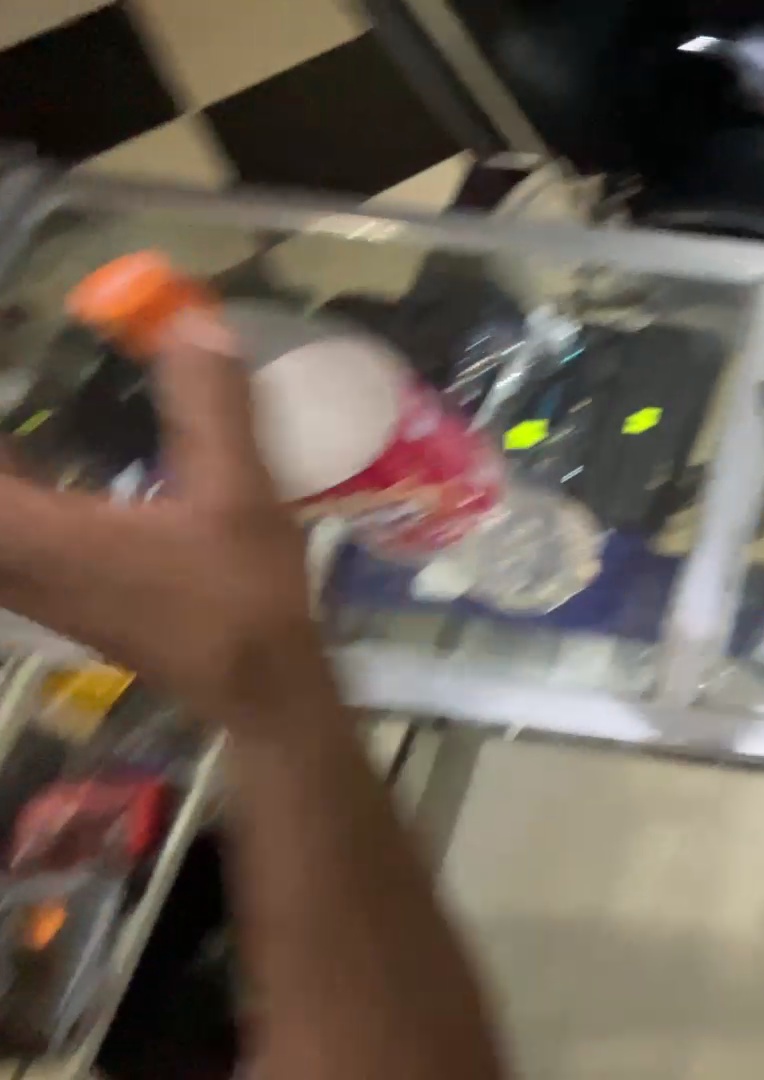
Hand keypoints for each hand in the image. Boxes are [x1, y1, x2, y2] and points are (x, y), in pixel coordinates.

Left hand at [0, 315, 336, 733]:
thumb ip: (213, 412)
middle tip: (35, 359)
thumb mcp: (239, 498)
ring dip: (20, 447)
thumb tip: (195, 324)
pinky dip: (26, 476)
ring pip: (1, 490)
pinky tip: (55, 454)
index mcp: (11, 522)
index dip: (2, 368)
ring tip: (40, 400)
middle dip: (18, 414)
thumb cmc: (240, 593)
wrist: (255, 678)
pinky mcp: (38, 580)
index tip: (21, 331)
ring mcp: (11, 569)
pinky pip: (13, 509)